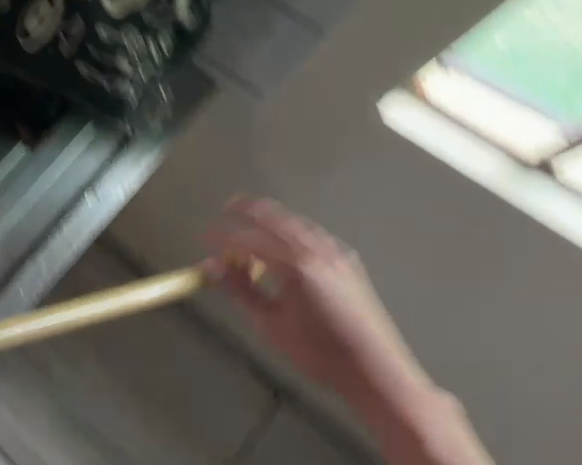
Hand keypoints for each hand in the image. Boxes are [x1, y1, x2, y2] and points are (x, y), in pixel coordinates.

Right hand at [204, 198, 492, 464]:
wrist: (378, 374)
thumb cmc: (319, 353)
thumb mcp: (270, 323)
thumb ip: (239, 290)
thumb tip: (211, 266)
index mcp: (294, 266)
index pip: (245, 240)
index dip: (220, 237)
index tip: (203, 238)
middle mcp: (316, 253)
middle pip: (273, 218)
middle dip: (245, 210)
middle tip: (225, 208)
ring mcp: (337, 256)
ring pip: (297, 222)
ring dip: (272, 216)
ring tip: (253, 214)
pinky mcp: (350, 265)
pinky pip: (316, 234)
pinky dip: (296, 228)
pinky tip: (290, 236)